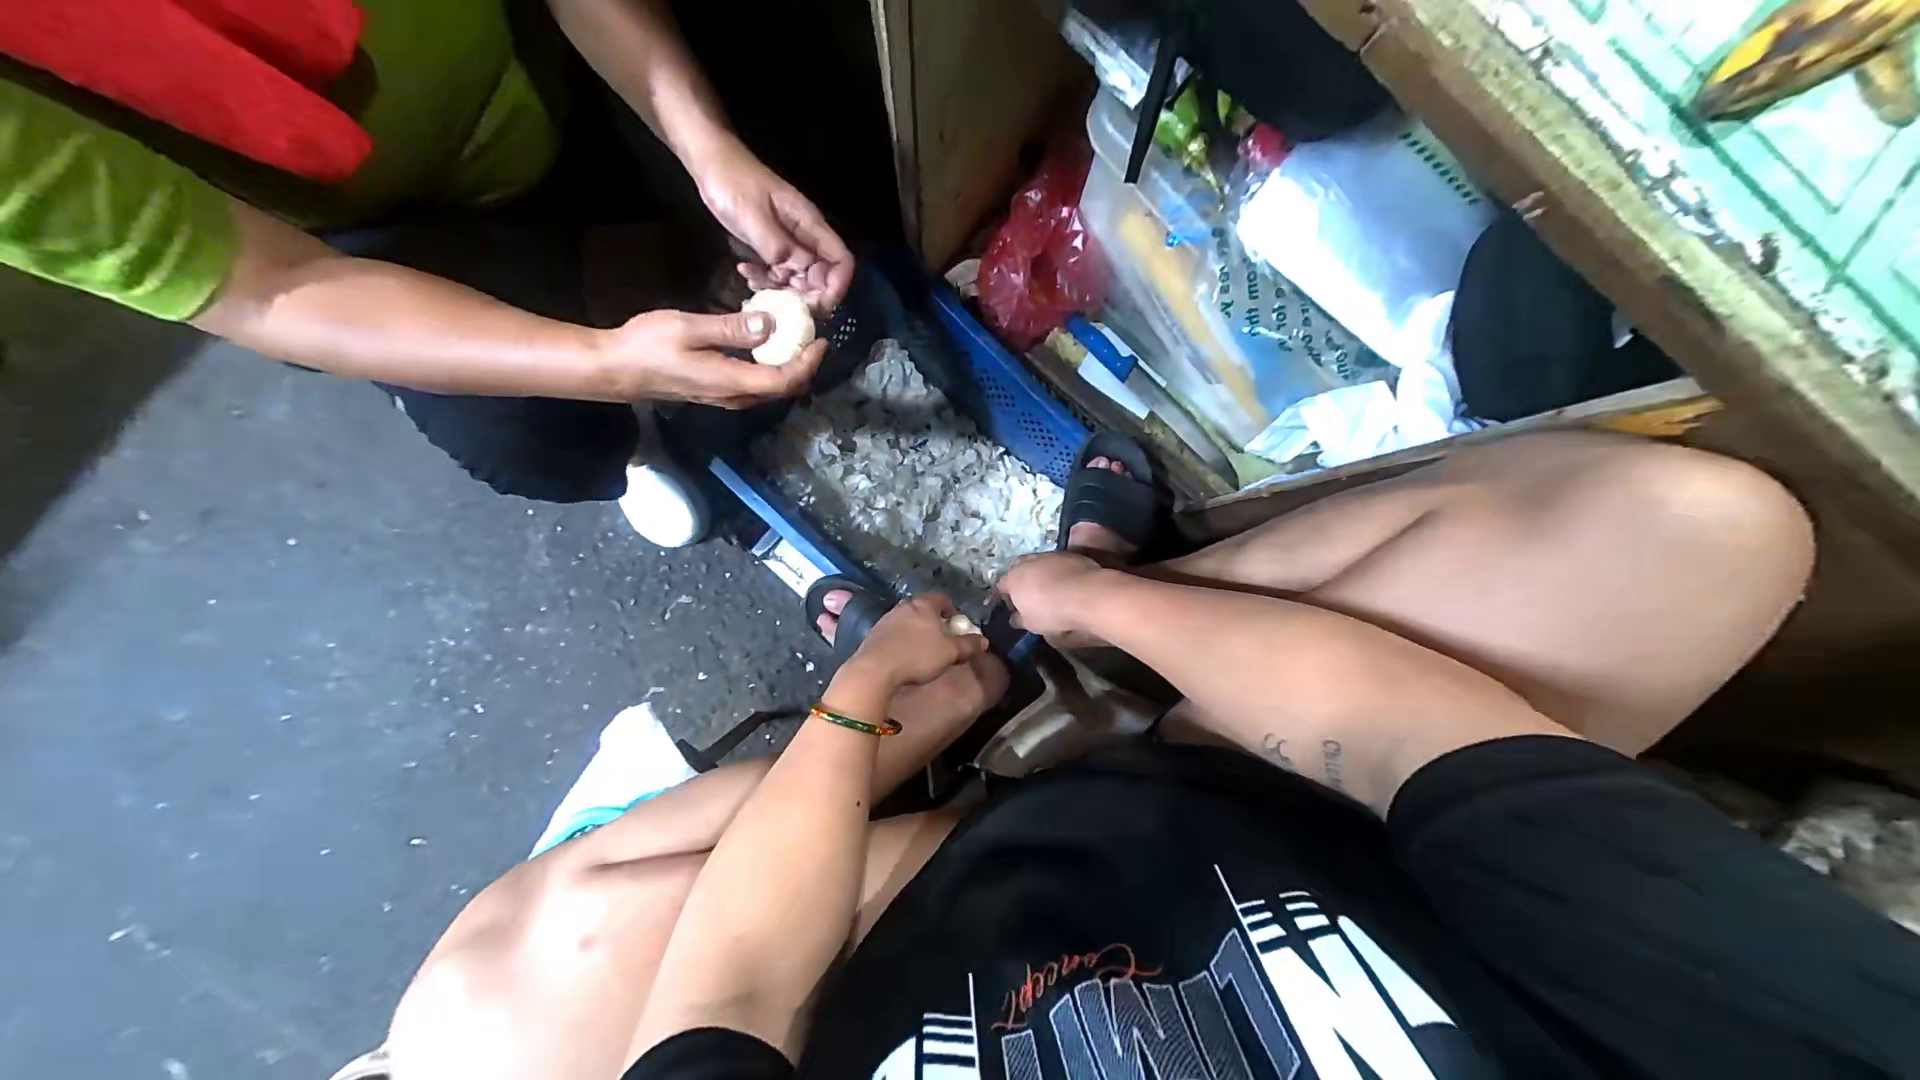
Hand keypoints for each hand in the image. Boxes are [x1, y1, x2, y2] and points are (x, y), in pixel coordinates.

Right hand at [595, 308, 824, 406]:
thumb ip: (731, 327)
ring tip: (798, 342)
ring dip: (789, 369)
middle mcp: (735, 397)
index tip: (821, 342)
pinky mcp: (718, 393)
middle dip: (804, 366)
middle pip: (783, 389)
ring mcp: (726, 398)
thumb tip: (770, 325)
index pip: (785, 379)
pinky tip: (768, 348)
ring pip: (770, 389)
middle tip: (814, 339)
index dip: (808, 363)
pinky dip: (771, 369)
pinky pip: (756, 386)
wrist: (616, 369)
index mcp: (733, 382)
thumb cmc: (647, 345)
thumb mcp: (689, 327)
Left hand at [692, 140, 853, 313]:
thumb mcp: (753, 216)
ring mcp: (791, 244)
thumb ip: (777, 246)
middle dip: (807, 297)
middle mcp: (806, 238)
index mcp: (810, 225)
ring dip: (782, 290)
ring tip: (756, 283)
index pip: (841, 262)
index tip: (817, 306)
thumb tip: (796, 273)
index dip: (836, 287)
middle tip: (783, 306)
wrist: (710, 162)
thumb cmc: (732, 182)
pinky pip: (780, 274)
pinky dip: (767, 281)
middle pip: (823, 278)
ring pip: (801, 280)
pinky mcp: (775, 248)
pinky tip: (747, 273)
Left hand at [841, 594, 990, 691]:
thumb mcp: (950, 652)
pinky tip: (904, 653)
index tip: (955, 622)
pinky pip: (893, 631)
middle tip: (942, 635)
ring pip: (907, 619)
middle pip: (923, 608)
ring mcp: (886, 618)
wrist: (876, 669)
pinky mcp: (874, 632)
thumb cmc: (918, 656)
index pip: (942, 598)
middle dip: (933, 619)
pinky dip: (901, 638)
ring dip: (916, 629)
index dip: (951, 609)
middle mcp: (904, 606)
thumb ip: (968, 645)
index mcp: (924, 605)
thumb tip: (984, 640)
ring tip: (923, 646)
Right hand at [994, 553, 1110, 637]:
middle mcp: (1029, 562)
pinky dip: (1060, 571)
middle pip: (1020, 568)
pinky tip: (1068, 583)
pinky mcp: (1070, 554)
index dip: (1006, 594)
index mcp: (1013, 578)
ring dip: (1042, 572)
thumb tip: (1014, 618)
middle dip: (1023, 578)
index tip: (1014, 605)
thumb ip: (1019, 619)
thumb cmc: (1051, 612)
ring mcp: (1050, 555)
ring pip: (1040, 562)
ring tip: (1051, 587)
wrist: (1085, 594)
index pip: (1002, 584)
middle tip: (1031, 593)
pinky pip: (1059, 563)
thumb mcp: (1031, 624)